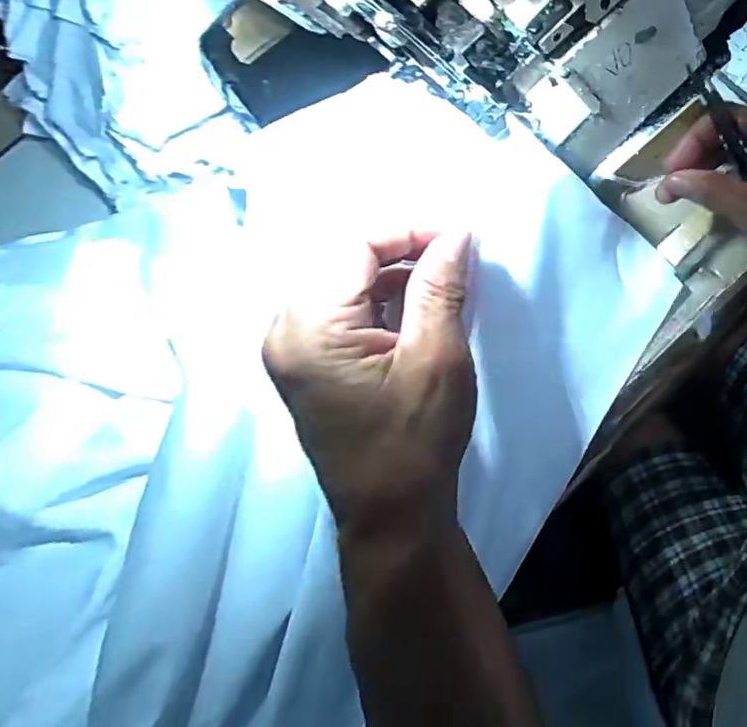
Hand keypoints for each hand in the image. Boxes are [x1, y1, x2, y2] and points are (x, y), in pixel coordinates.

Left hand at [263, 230, 476, 535]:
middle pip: (345, 260)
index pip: (355, 247)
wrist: (393, 514)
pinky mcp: (311, 362)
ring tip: (444, 280)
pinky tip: (420, 307)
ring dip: (396, 273)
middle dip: (403, 250)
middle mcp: (287, 330)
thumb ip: (440, 286)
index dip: (409, 232)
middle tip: (454, 256)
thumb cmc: (416, 438)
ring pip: (347, 281)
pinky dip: (384, 298)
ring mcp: (294, 348)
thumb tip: (456, 234)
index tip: (459, 238)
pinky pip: (346, 308)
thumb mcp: (437, 356)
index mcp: (309, 328)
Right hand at [657, 104, 746, 312]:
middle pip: (734, 137)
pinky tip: (716, 210)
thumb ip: (708, 189)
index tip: (672, 170)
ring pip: (743, 162)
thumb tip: (668, 180)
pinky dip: (731, 193)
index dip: (695, 139)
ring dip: (714, 176)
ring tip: (688, 197)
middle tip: (674, 185)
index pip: (729, 118)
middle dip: (701, 157)